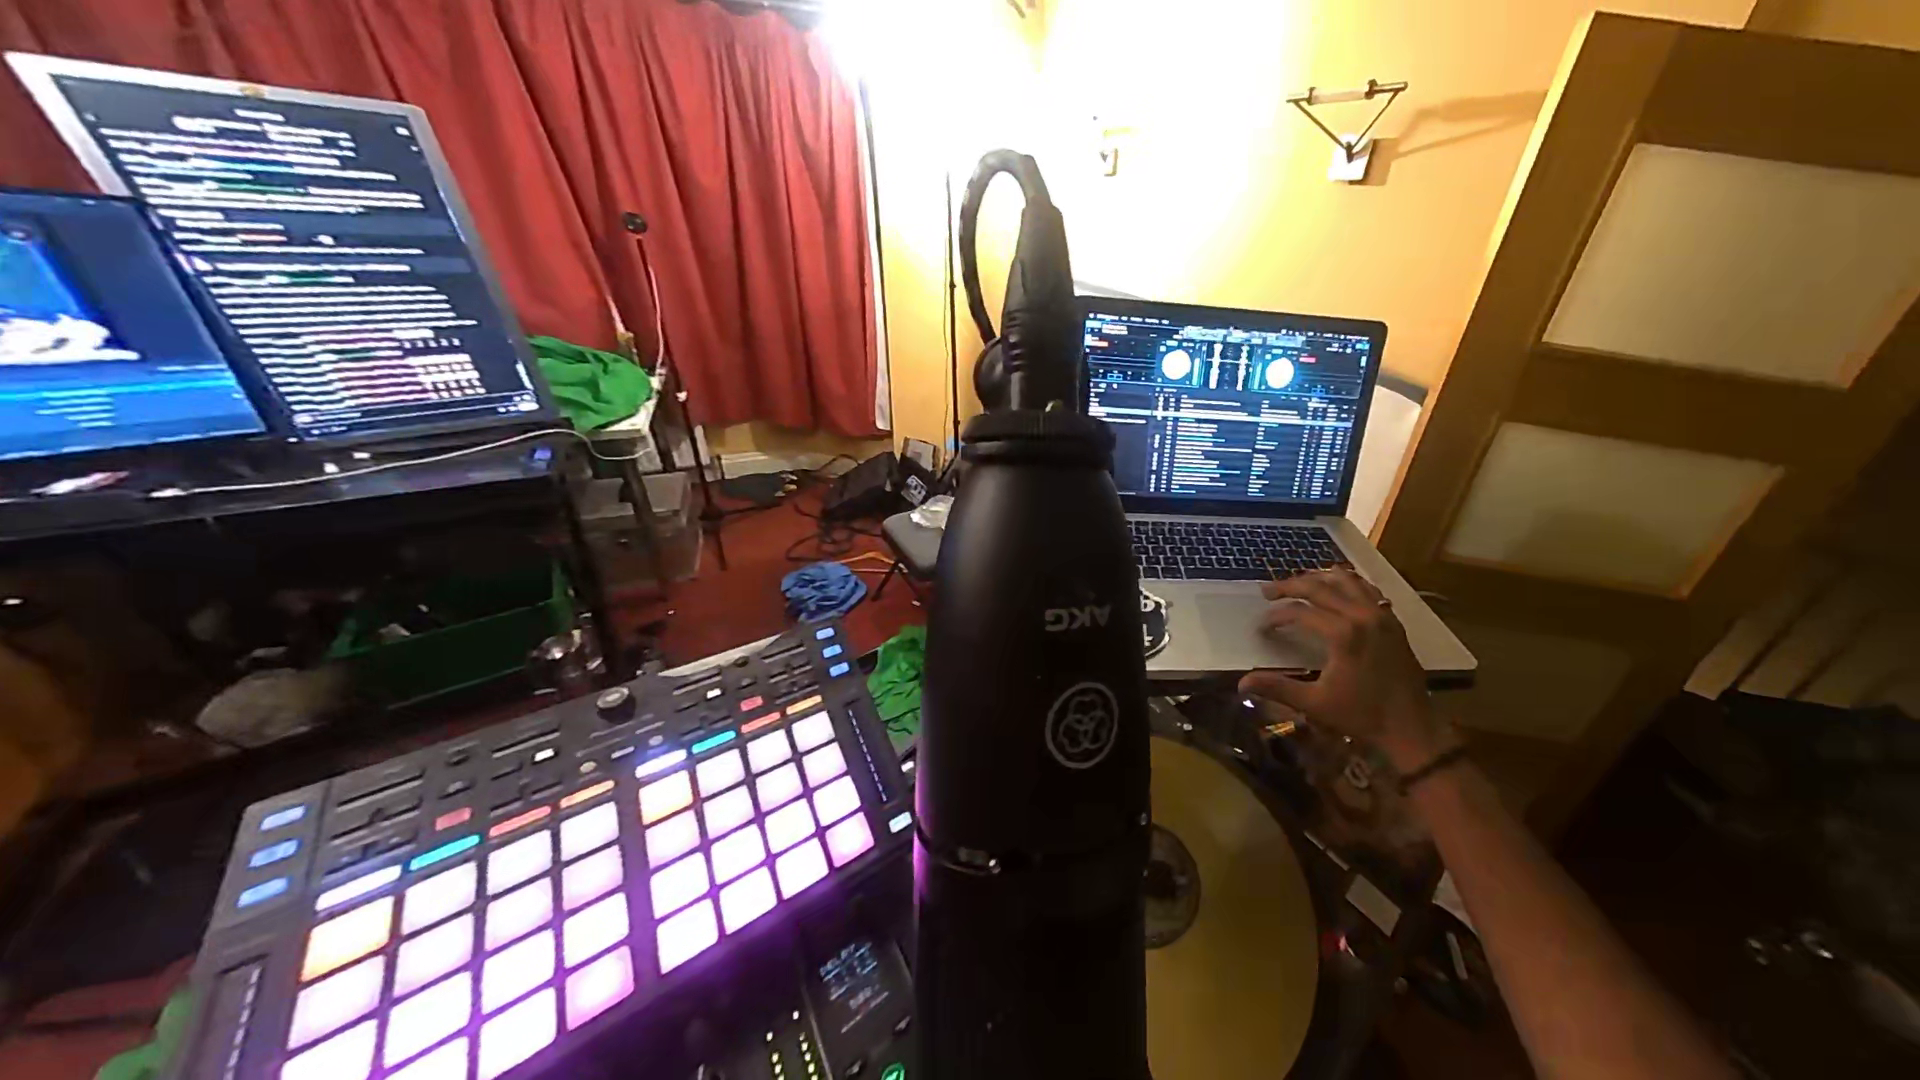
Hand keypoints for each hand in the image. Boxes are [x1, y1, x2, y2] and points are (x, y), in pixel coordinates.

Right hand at [1238, 570, 1450, 770]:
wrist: (1412, 728)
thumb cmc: (1361, 715)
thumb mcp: (1314, 703)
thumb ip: (1277, 688)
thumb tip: (1241, 683)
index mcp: (1343, 634)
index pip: (1299, 611)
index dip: (1276, 616)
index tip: (1262, 627)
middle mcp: (1362, 616)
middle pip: (1319, 587)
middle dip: (1289, 586)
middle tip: (1267, 591)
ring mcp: (1381, 616)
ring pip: (1346, 581)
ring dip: (1318, 578)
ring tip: (1298, 582)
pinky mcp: (1392, 622)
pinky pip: (1368, 589)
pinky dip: (1348, 583)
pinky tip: (1336, 587)